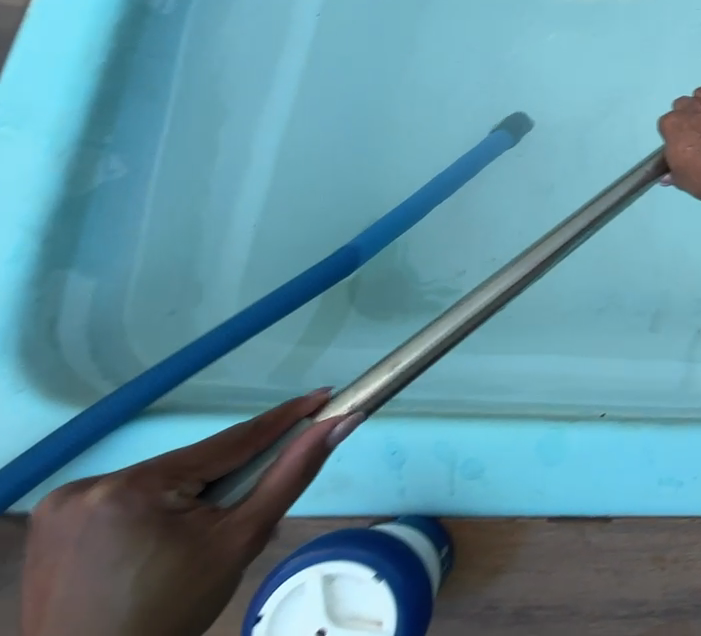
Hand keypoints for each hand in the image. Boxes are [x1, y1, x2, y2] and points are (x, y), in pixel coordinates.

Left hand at [21, 390, 361, 635]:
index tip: (325, 396)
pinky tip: (168, 541)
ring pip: (166, 480)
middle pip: (195, 464)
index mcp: (134, 487)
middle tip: (258, 504)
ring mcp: (64, 504)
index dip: (284, 418)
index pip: (231, 441)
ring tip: (207, 534)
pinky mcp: (54, 523)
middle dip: (234, 477)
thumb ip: (293, 473)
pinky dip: (163, 509)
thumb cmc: (172, 609)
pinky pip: (133, 498)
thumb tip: (340, 422)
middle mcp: (90, 485)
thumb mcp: (243, 539)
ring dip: (198, 494)